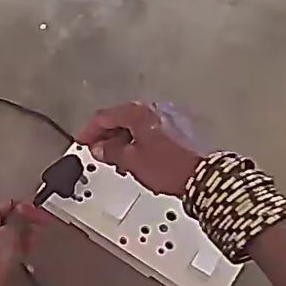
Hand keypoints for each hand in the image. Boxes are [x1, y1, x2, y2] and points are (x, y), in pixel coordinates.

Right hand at [74, 101, 208, 195]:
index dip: (89, 130)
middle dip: (107, 135)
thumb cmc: (171, 166)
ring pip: (137, 125)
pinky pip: (152, 131)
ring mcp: (169, 117)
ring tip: (119, 159)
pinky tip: (139, 156)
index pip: (105, 116)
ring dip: (124, 139)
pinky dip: (140, 140)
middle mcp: (155, 110)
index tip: (82, 141)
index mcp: (139, 113)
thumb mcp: (132, 161)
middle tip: (98, 151)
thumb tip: (100, 149)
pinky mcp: (180, 129)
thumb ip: (111, 152)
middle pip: (122, 118)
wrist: (203, 175)